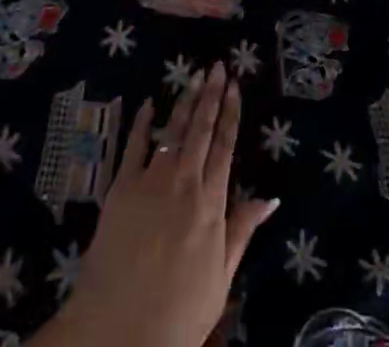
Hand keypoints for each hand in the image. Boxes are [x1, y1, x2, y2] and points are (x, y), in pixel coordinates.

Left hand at [32, 62, 277, 346]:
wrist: (118, 328)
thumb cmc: (179, 310)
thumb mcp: (221, 277)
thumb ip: (242, 231)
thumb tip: (270, 198)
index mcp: (210, 203)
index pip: (225, 147)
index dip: (231, 113)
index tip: (235, 86)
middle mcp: (182, 183)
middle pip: (200, 130)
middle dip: (210, 95)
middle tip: (216, 66)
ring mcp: (148, 182)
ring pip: (171, 132)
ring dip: (183, 102)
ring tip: (193, 76)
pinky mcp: (119, 188)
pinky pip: (132, 147)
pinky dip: (140, 123)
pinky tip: (147, 104)